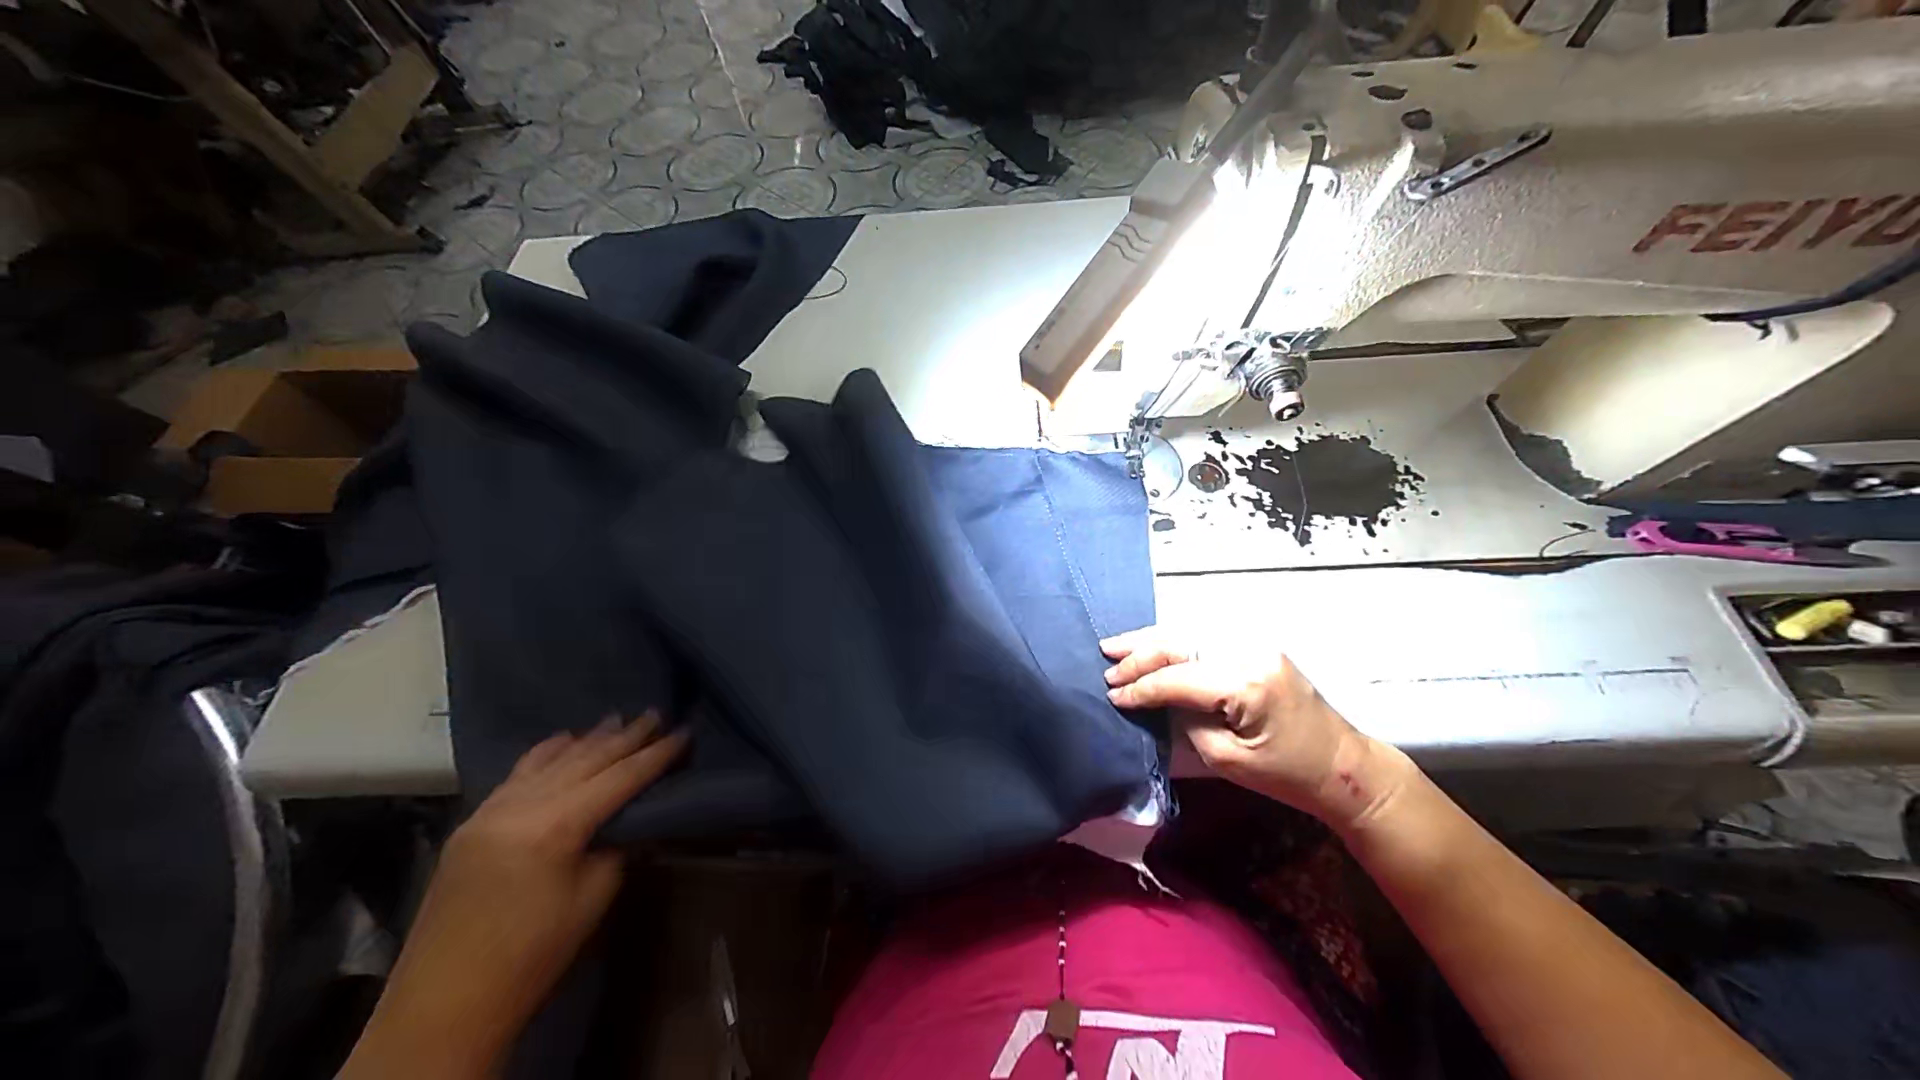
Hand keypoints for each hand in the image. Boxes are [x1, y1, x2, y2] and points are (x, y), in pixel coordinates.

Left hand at [341, 714, 686, 1079]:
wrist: (446, 1002)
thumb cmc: (533, 955)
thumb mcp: (593, 898)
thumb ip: (617, 846)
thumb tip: (633, 818)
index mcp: (556, 826)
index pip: (619, 778)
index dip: (656, 755)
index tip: (684, 731)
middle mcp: (521, 806)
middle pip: (585, 760)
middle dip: (626, 737)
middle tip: (655, 713)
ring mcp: (491, 810)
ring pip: (550, 761)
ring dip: (588, 740)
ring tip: (617, 719)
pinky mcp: (472, 823)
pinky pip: (518, 774)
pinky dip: (547, 753)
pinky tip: (563, 740)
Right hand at [1101, 628, 1414, 831]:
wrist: (1344, 767)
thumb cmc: (1287, 774)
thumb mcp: (1227, 758)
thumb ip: (1186, 721)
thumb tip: (1157, 699)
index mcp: (1245, 682)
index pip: (1178, 677)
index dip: (1141, 687)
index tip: (1113, 696)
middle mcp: (1249, 651)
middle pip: (1181, 643)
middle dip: (1140, 654)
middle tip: (1106, 662)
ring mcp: (1256, 644)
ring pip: (1190, 632)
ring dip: (1152, 640)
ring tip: (1117, 646)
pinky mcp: (1258, 647)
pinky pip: (1206, 637)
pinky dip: (1175, 641)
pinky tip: (1153, 645)